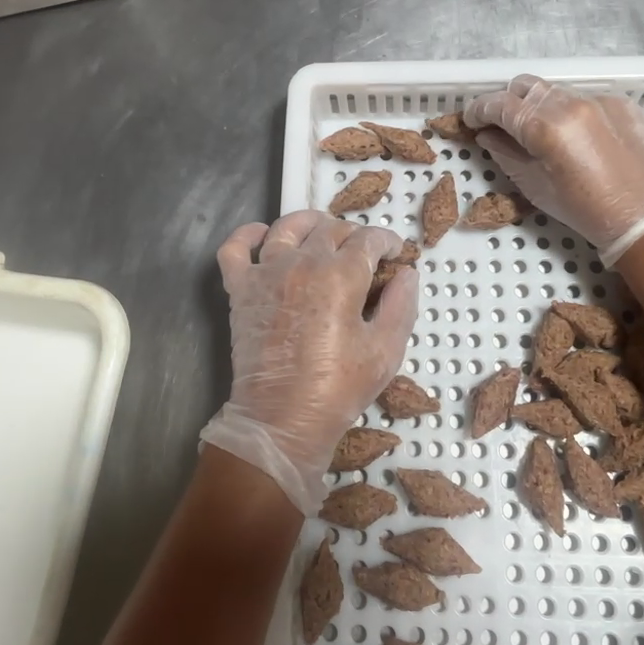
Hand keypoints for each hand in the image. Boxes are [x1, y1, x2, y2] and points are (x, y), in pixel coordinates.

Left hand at [200, 212, 418, 513]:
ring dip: (310, 224)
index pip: (368, 240)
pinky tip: (265, 238)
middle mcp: (302, 263)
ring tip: (322, 234)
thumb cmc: (338, 389)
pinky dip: (249, 235)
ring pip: (288, 227)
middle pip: (331, 229)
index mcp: (341, 276)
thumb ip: (401, 305)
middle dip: (354, 235)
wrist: (281, 420)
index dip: (386, 241)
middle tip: (364, 254)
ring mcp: (266, 273)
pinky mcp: (240, 289)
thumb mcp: (386, 351)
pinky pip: (236, 247)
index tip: (394, 252)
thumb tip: (407, 273)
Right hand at [464, 74, 643, 263]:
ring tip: (541, 131)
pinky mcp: (620, 102)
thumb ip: (505, 154)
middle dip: (508, 102)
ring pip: (555, 90)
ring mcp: (598, 100)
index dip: (479, 110)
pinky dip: (571, 112)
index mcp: (545, 127)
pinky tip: (576, 136)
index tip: (471, 120)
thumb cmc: (582, 209)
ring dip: (540, 105)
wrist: (642, 214)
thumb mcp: (533, 186)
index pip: (500, 105)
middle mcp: (570, 104)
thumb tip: (487, 136)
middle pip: (525, 86)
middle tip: (503, 124)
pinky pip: (584, 98)